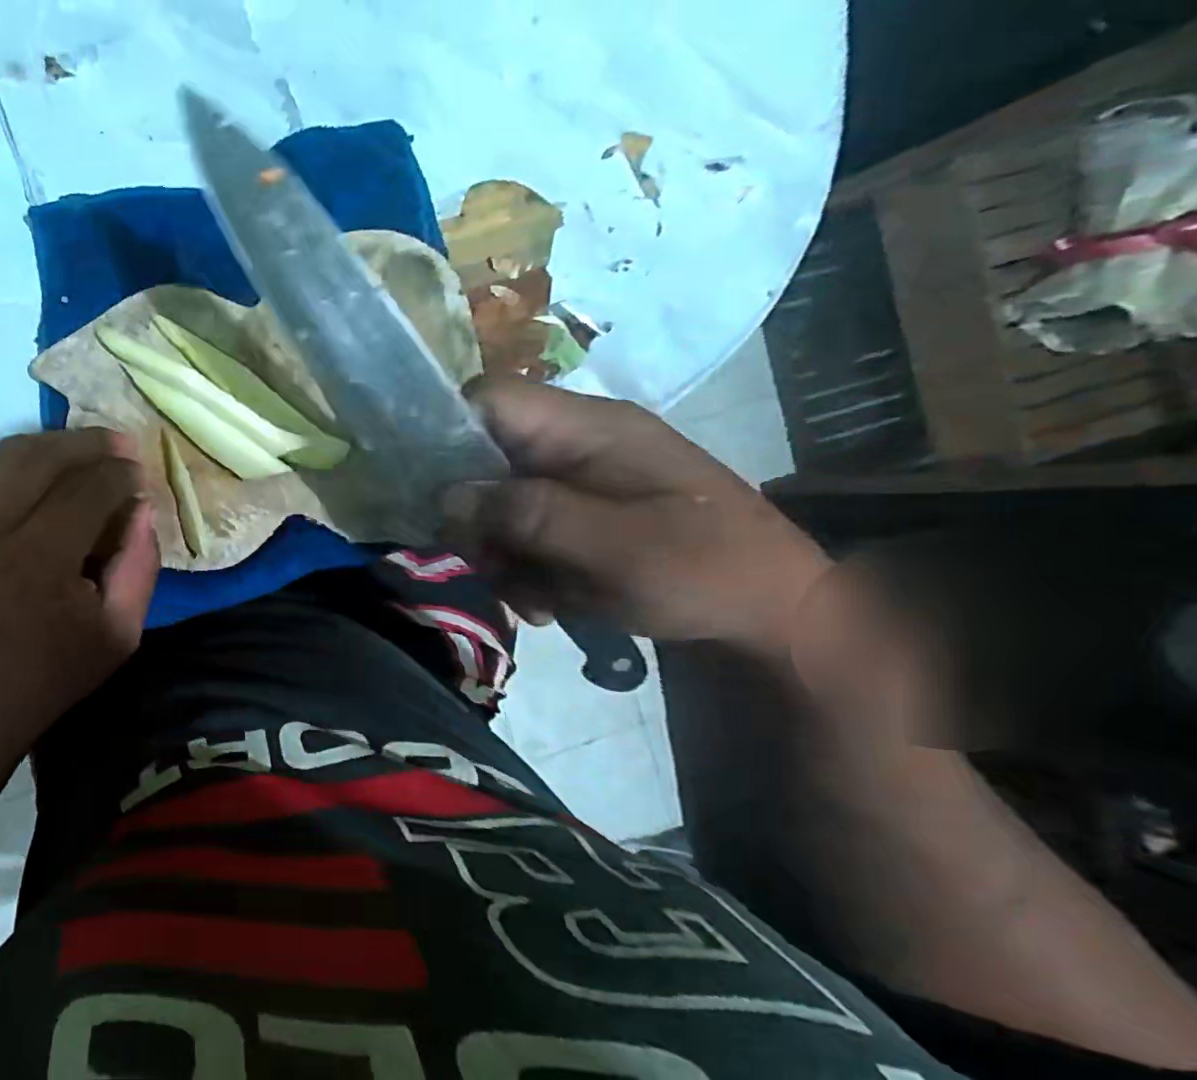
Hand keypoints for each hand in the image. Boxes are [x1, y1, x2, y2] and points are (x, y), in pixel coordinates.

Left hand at [0, 428, 157, 750]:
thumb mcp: (121, 632)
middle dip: (93, 443)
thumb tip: (142, 509)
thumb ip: (140, 565)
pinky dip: (30, 459)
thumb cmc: (56, 672)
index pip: (89, 489)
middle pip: (46, 456)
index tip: (145, 478)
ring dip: (58, 442)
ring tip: (93, 450)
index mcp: (42, 559)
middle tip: (126, 446)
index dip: (123, 474)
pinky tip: (57, 469)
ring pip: (12, 454)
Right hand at [438, 375, 830, 658]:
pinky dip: (527, 569)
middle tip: (492, 569)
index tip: (437, 497)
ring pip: (499, 504)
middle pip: (483, 460)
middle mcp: (575, 443)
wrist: (775, 612)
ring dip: (502, 556)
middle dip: (478, 521)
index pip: (490, 398)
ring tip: (533, 600)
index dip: (448, 434)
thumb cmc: (701, 569)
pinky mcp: (583, 513)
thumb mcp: (609, 546)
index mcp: (586, 427)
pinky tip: (549, 602)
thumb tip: (446, 497)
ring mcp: (580, 479)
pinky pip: (527, 531)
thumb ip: (525, 514)